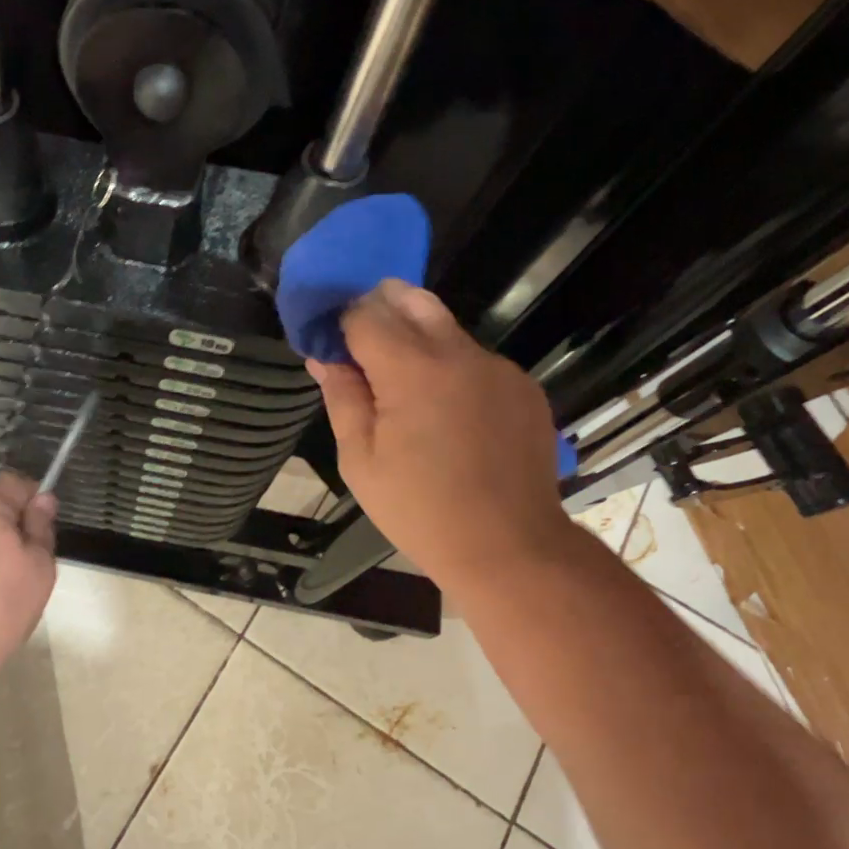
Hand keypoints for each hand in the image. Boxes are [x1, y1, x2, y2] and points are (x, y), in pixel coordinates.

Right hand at [308, 280, 579, 585]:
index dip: (340, 322)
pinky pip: (477, 361)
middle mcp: (460, 354)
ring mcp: (499, 368)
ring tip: (405, 392)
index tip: (329, 345)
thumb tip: (324, 357)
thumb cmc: (420, 509)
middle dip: (381, 310)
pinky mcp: (524, 387)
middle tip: (361, 349)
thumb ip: (342, 397)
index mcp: (413, 370)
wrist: (510, 546)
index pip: (366, 314)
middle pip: (412, 301)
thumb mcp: (360, 460)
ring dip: (418, 342)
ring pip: (447, 330)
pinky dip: (453, 370)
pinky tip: (448, 416)